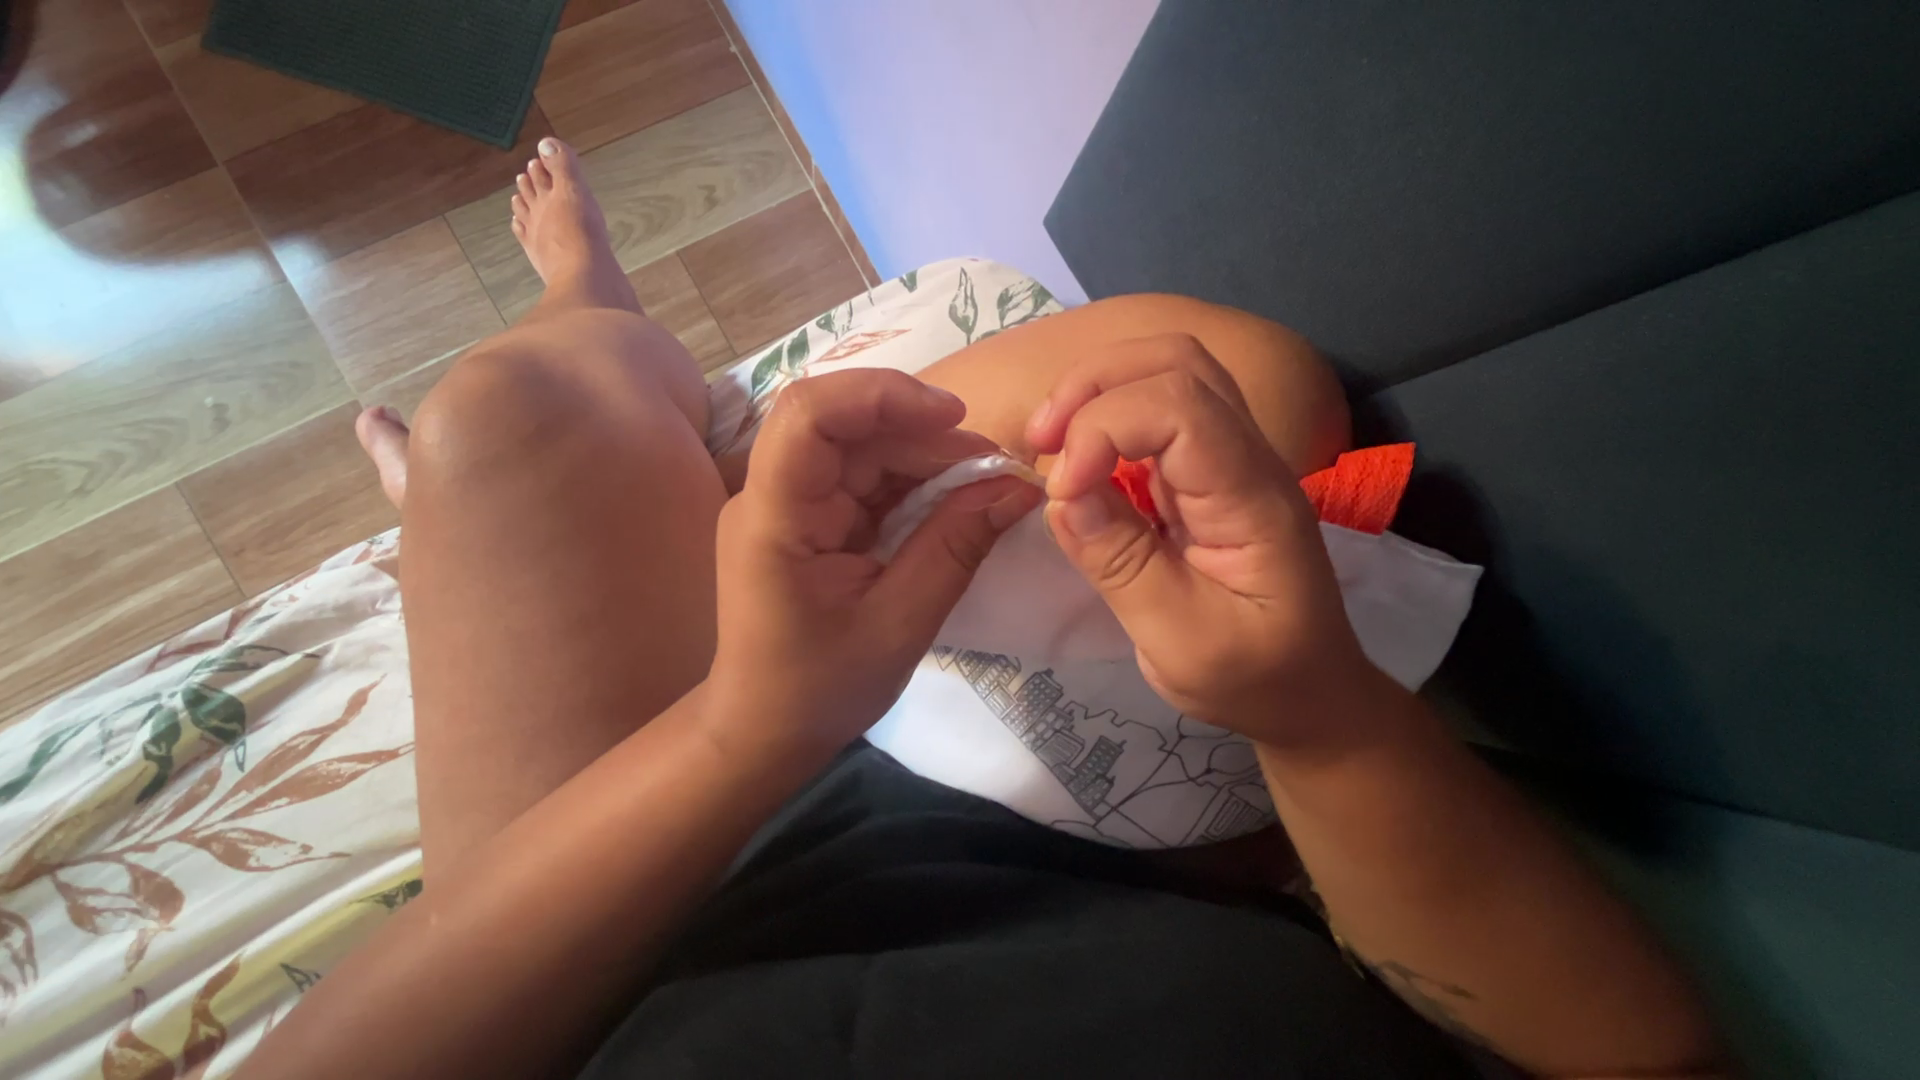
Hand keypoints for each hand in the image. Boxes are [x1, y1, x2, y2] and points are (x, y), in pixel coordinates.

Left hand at [709, 369, 1043, 754]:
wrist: (765, 728)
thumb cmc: (821, 687)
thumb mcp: (900, 623)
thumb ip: (955, 548)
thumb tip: (1017, 488)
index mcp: (774, 516)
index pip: (810, 415)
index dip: (882, 395)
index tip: (954, 417)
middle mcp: (772, 493)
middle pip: (849, 427)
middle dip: (926, 437)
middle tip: (997, 471)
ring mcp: (790, 502)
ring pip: (864, 447)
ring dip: (928, 459)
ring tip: (987, 487)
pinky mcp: (811, 516)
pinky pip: (867, 479)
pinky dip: (915, 485)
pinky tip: (954, 505)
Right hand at [1025, 335, 1380, 741]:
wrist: (1307, 694)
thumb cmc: (1252, 678)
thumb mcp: (1180, 641)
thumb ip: (1121, 565)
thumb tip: (1061, 497)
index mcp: (1251, 497)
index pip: (1179, 406)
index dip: (1103, 427)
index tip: (1060, 491)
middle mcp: (1246, 459)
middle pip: (1177, 361)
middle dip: (1094, 384)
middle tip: (1042, 441)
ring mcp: (1227, 462)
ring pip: (1167, 375)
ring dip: (1097, 394)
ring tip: (1051, 445)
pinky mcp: (1204, 476)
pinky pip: (1156, 416)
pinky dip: (1104, 421)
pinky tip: (1076, 462)